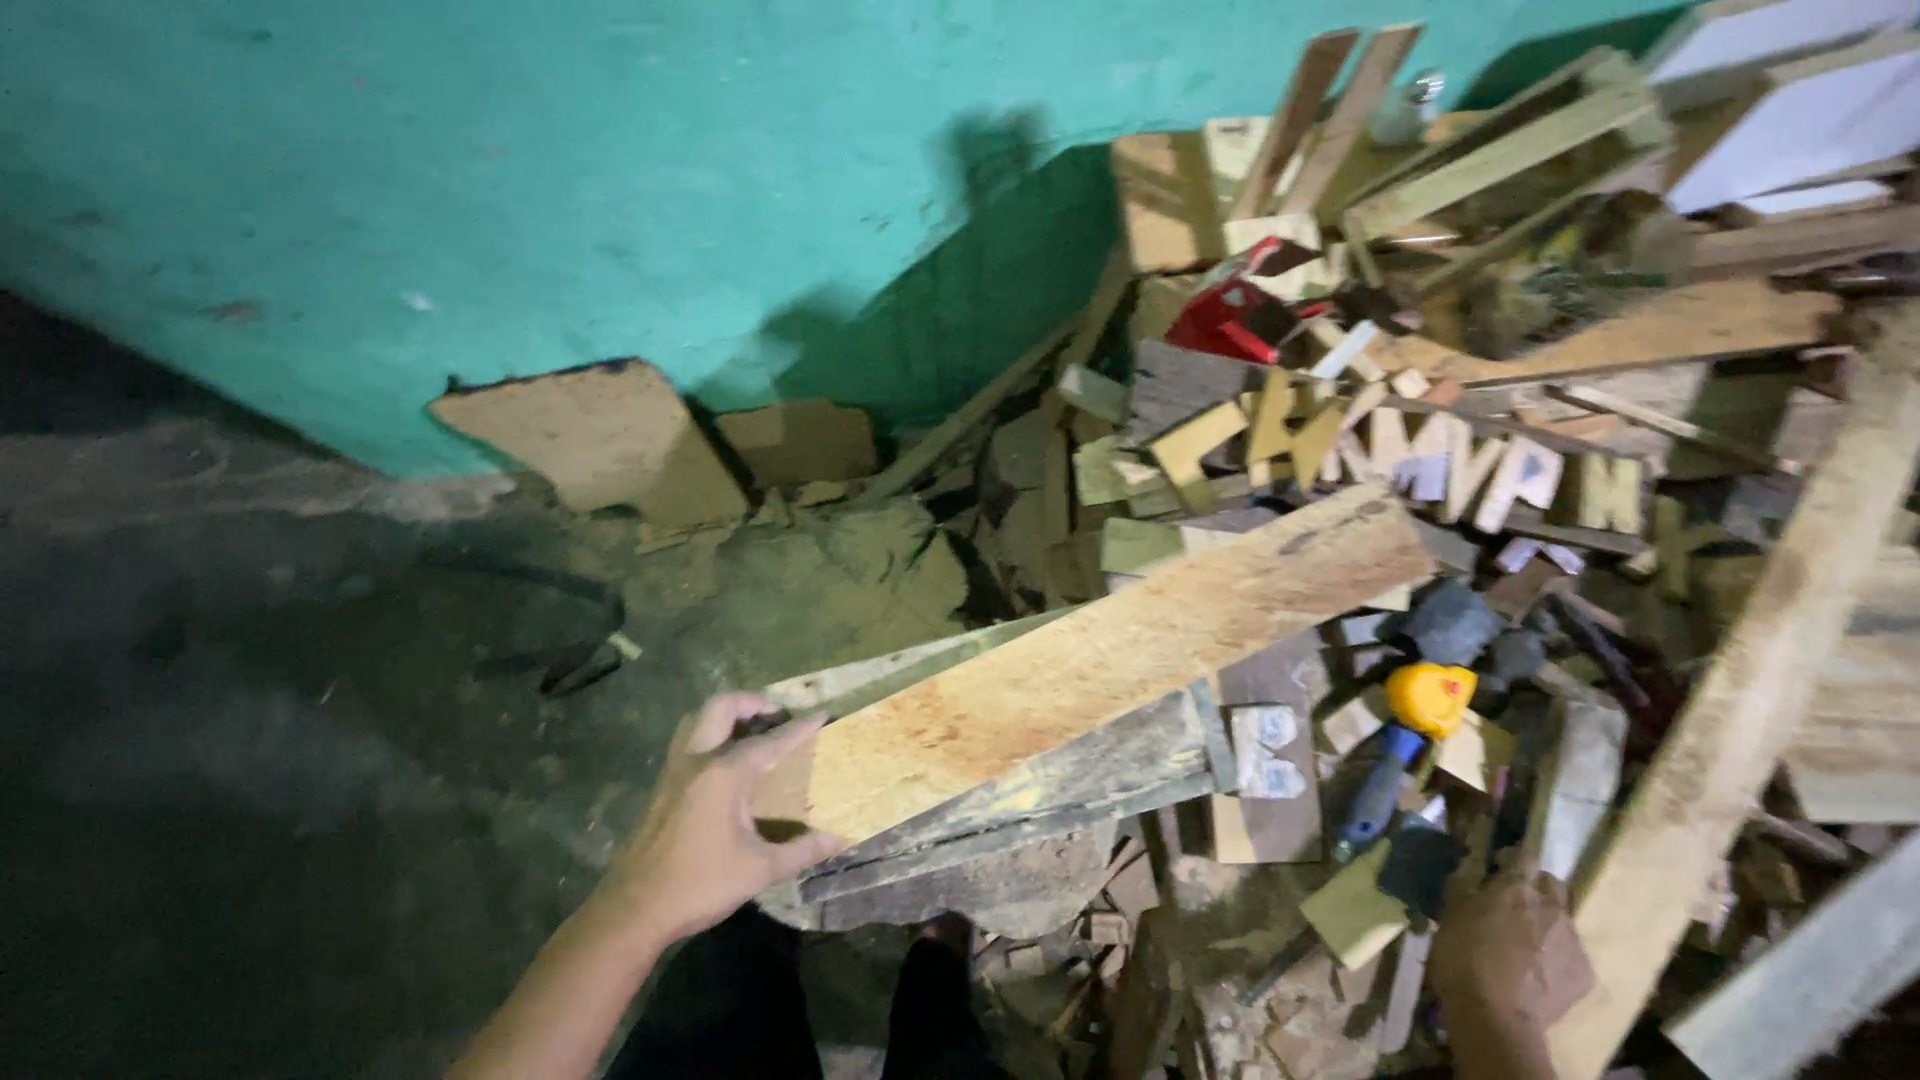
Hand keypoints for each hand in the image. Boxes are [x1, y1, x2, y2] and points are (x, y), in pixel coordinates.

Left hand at [589, 692, 845, 946]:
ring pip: (696, 720)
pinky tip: (723, 764)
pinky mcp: (660, 787)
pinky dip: (708, 735)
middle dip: (751, 702)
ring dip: (724, 715)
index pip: (770, 742)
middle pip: (721, 707)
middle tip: (774, 716)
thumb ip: (801, 851)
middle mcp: (696, 761)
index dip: (799, 728)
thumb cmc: (699, 885)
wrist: (633, 911)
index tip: (821, 714)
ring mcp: (673, 772)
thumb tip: (837, 840)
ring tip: (748, 731)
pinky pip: (686, 742)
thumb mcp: (759, 871)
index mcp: (723, 774)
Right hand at [1429, 856, 1594, 1079]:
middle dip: (1535, 886)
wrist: (1493, 1014)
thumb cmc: (1461, 955)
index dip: (1511, 857)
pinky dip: (1554, 953)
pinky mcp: (1584, 972)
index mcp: (1517, 888)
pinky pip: (1570, 951)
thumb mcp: (1450, 911)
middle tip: (1513, 902)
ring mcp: (1573, 940)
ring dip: (1545, 920)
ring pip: (1562, 918)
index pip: (1525, 854)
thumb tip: (1473, 866)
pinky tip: (1535, 969)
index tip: (1497, 866)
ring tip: (1523, 942)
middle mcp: (1552, 907)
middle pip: (1552, 883)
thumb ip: (1466, 884)